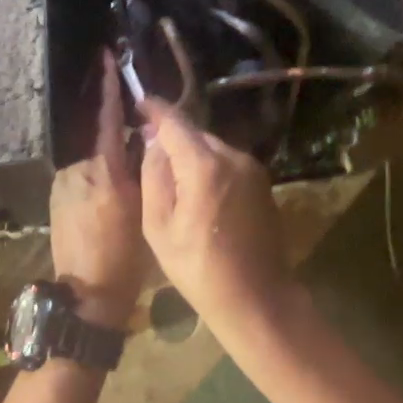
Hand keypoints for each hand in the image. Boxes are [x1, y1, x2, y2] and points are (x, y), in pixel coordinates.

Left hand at [50, 50, 147, 327]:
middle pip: (94, 129)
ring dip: (102, 138)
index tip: (105, 56)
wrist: (86, 295)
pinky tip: (108, 167)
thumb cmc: (125, 255)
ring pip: (88, 149)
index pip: (106, 117)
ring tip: (120, 131)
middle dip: (106, 108)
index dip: (107, 85)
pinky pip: (80, 165)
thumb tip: (145, 136)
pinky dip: (95, 158)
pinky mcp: (58, 194)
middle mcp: (77, 168)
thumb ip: (142, 167)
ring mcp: (63, 181)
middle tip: (118, 84)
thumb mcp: (144, 208)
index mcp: (103, 170)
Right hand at [139, 98, 291, 337]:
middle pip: (195, 135)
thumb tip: (153, 141)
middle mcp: (232, 156)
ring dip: (193, 158)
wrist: (257, 299)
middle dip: (173, 141)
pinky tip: (202, 200)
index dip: (155, 109)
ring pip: (212, 149)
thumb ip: (153, 175)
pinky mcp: (263, 182)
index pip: (175, 121)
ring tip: (177, 188)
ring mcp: (252, 168)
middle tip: (152, 159)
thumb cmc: (199, 269)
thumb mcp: (159, 227)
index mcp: (204, 165)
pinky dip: (211, 171)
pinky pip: (228, 164)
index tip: (140, 103)